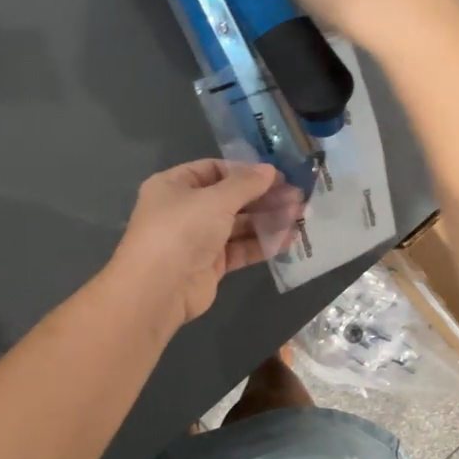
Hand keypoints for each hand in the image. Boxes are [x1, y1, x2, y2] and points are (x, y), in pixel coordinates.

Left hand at [108, 160, 300, 331]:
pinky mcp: (210, 265)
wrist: (159, 289)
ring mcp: (197, 239)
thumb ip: (246, 183)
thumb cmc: (181, 231)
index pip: (214, 170)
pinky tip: (287, 240)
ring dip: (267, 220)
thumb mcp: (215, 199)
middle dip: (263, 197)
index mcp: (174, 186)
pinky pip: (240, 248)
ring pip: (238, 225)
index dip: (245, 171)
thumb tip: (271, 170)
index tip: (277, 175)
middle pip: (230, 198)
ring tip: (299, 216)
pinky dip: (262, 244)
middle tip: (297, 197)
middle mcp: (184, 210)